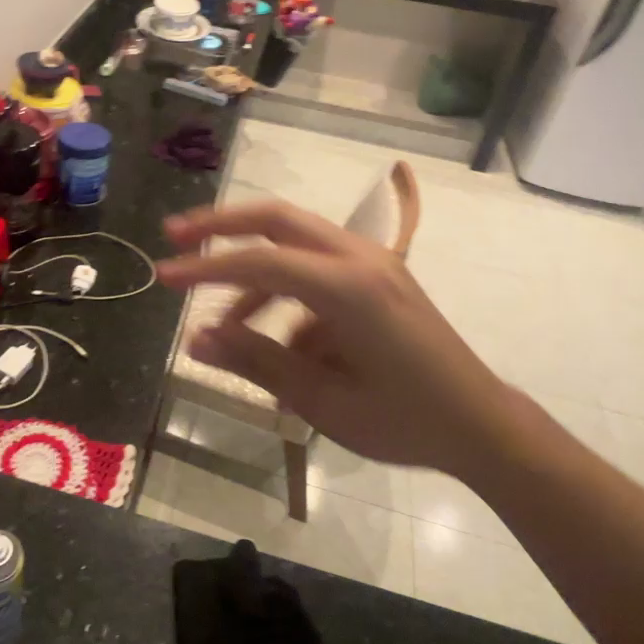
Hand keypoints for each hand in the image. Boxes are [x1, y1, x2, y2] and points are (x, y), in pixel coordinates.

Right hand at [158, 202, 512, 472]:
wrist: (481, 425)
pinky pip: (317, 268)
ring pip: (296, 240)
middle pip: (277, 219)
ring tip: (226, 321)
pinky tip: (280, 344)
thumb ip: (255, 361)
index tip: (162, 277)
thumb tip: (195, 339)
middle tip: (175, 236)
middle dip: (222, 225)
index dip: (205, 267)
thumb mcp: (321, 399)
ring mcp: (374, 263)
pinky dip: (287, 292)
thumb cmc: (404, 420)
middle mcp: (361, 258)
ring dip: (254, 270)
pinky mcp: (378, 278)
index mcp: (349, 287)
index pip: (260, 261)